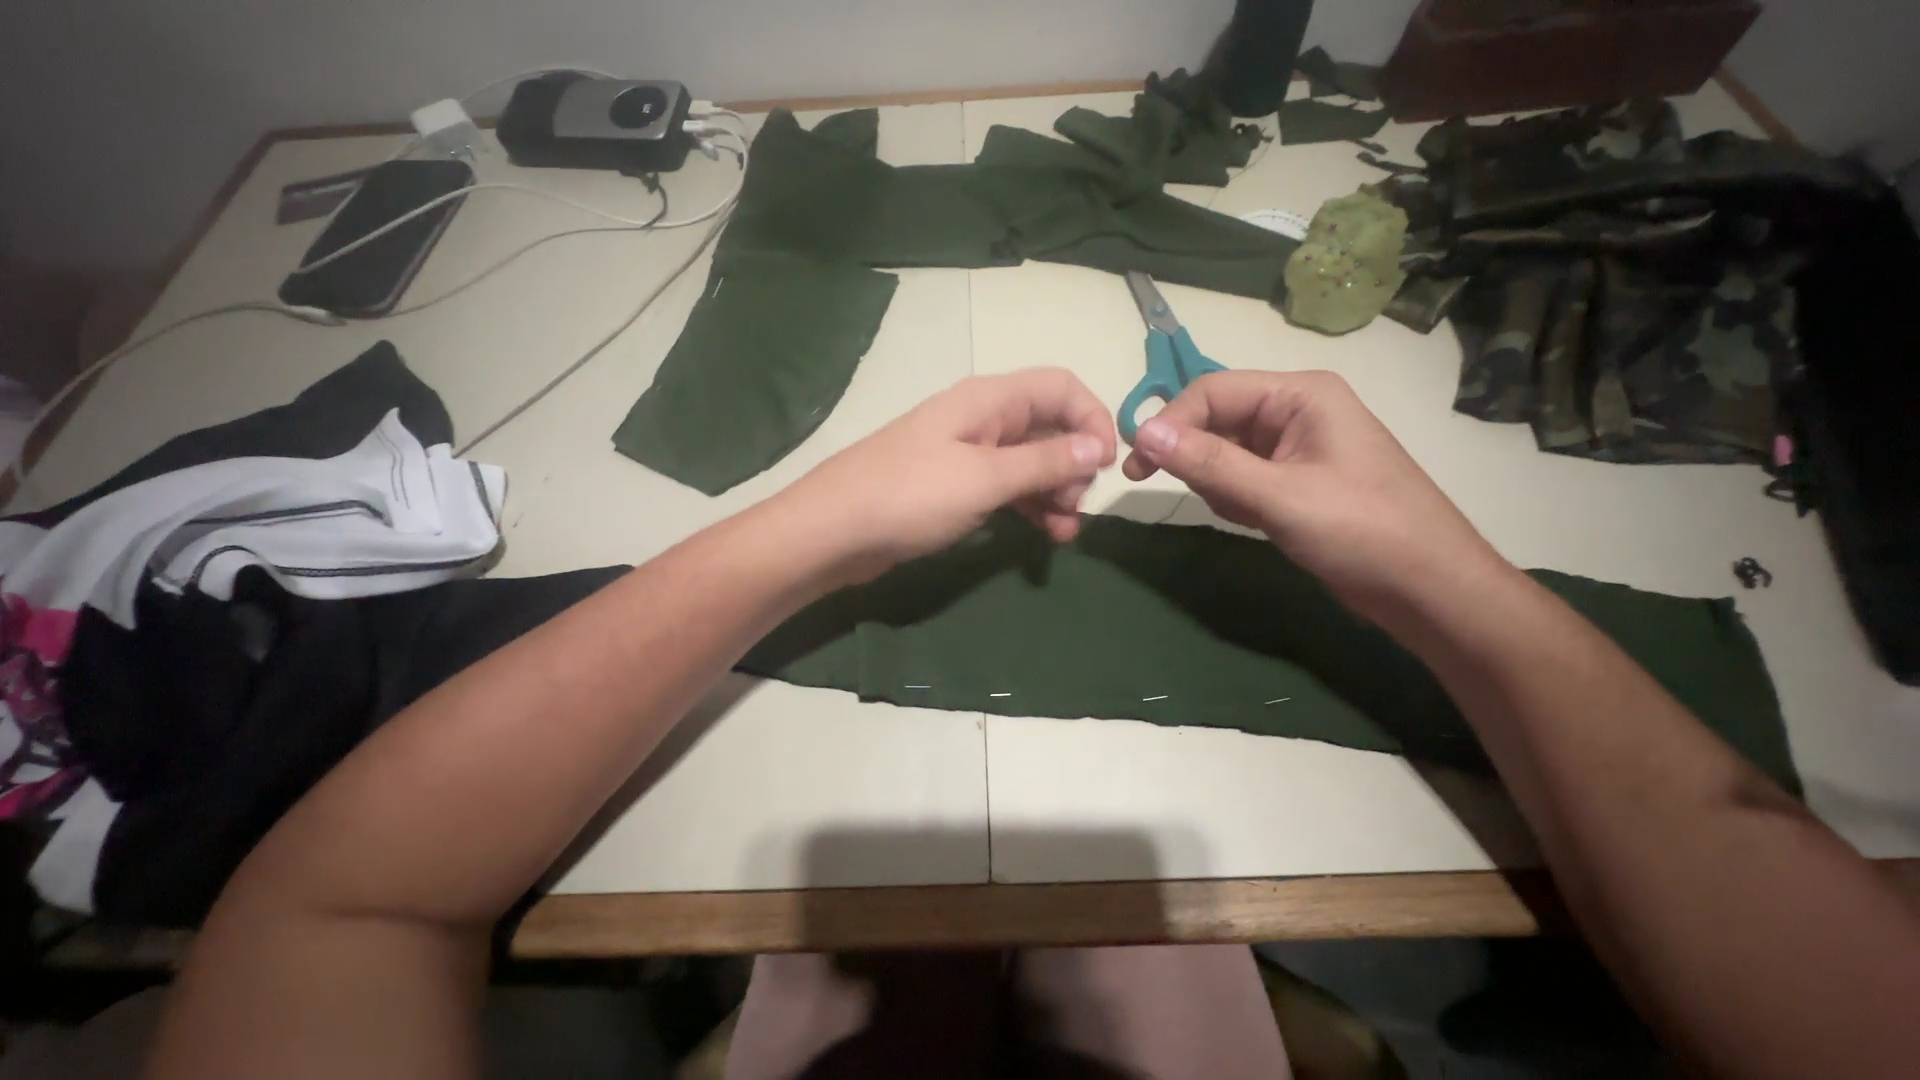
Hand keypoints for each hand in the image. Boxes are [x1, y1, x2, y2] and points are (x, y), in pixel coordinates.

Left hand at [780, 369, 1115, 581]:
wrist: (832, 532)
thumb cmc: (909, 495)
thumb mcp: (984, 478)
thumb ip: (1044, 461)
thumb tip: (1101, 446)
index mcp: (989, 400)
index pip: (1061, 387)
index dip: (1092, 418)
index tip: (1106, 465)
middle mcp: (983, 420)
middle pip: (1051, 427)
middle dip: (1074, 464)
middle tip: (1073, 506)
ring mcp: (968, 456)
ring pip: (1032, 464)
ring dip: (1056, 493)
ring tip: (1063, 533)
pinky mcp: (956, 489)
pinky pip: (1008, 490)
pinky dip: (1030, 508)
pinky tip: (1044, 535)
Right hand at [1122, 370, 1508, 623]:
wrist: (1427, 589)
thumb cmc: (1362, 531)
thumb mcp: (1279, 496)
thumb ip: (1209, 463)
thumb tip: (1141, 433)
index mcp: (1301, 395)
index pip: (1213, 391)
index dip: (1170, 422)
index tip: (1136, 464)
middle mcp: (1297, 411)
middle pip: (1217, 419)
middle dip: (1193, 454)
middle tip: (1153, 486)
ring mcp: (1298, 448)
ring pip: (1226, 452)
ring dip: (1216, 482)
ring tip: (1241, 513)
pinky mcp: (1297, 482)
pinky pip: (1244, 478)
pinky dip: (1234, 498)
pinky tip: (1255, 523)